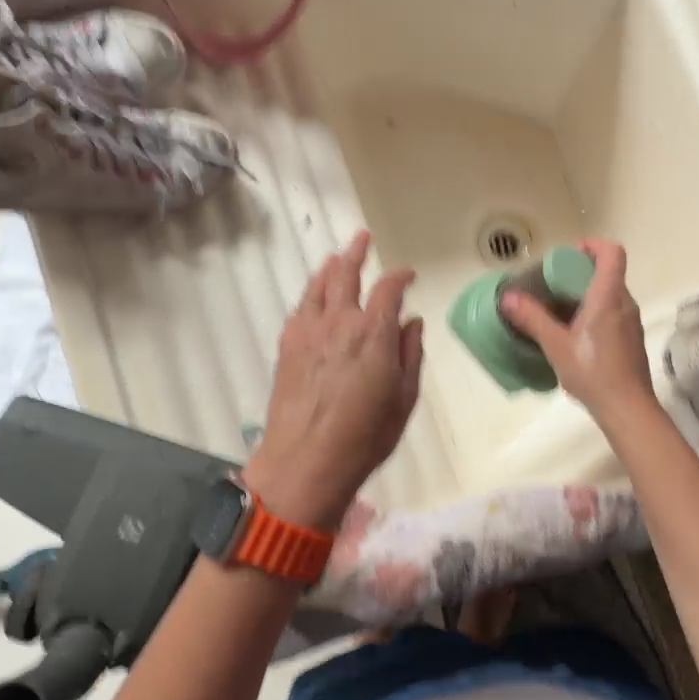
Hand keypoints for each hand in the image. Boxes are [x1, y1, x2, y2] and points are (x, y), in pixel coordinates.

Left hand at [243, 232, 422, 530]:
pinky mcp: (287, 346)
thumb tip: (411, 322)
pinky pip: (300, 308)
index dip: (401, 276)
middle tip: (362, 238)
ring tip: (336, 258)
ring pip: (318, 285)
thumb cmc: (365, 436)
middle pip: (346, 273)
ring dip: (330, 267)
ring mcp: (308, 331)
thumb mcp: (404, 398)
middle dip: (357, 252)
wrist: (306, 460)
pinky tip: (313, 297)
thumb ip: (410, 354)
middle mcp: (340, 321)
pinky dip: (310, 294)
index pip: (389, 288)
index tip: (408, 275)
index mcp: (375, 332)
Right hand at [499, 238, 655, 421]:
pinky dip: (592, 314)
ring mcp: (631, 322)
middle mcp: (625, 303)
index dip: (591, 245)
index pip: (611, 252)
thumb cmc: (593, 373)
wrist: (628, 409)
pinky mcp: (630, 340)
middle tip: (550, 287)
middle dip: (577, 274)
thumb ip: (532, 318)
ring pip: (608, 295)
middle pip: (606, 273)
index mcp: (609, 296)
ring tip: (556, 313)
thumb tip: (508, 297)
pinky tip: (572, 336)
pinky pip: (612, 314)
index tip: (566, 256)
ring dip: (583, 296)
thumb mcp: (556, 346)